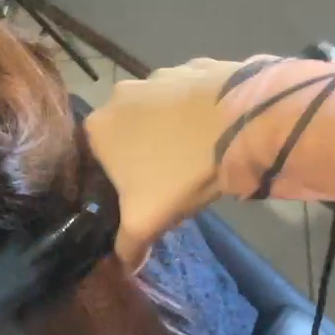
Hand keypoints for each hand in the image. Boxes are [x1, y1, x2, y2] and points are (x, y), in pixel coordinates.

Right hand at [85, 58, 244, 268]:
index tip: (129, 196)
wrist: (242, 126)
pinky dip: (195, 113)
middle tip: (161, 181)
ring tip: (190, 158)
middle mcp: (119, 94)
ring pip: (155, 113)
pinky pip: (188, 96)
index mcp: (97, 128)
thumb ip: (127, 247)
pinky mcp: (196, 66)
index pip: (92, 159)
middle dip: (138, 154)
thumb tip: (125, 268)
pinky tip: (211, 134)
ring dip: (167, 132)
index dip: (109, 180)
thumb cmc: (179, 173)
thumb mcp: (145, 222)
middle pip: (123, 133)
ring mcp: (159, 75)